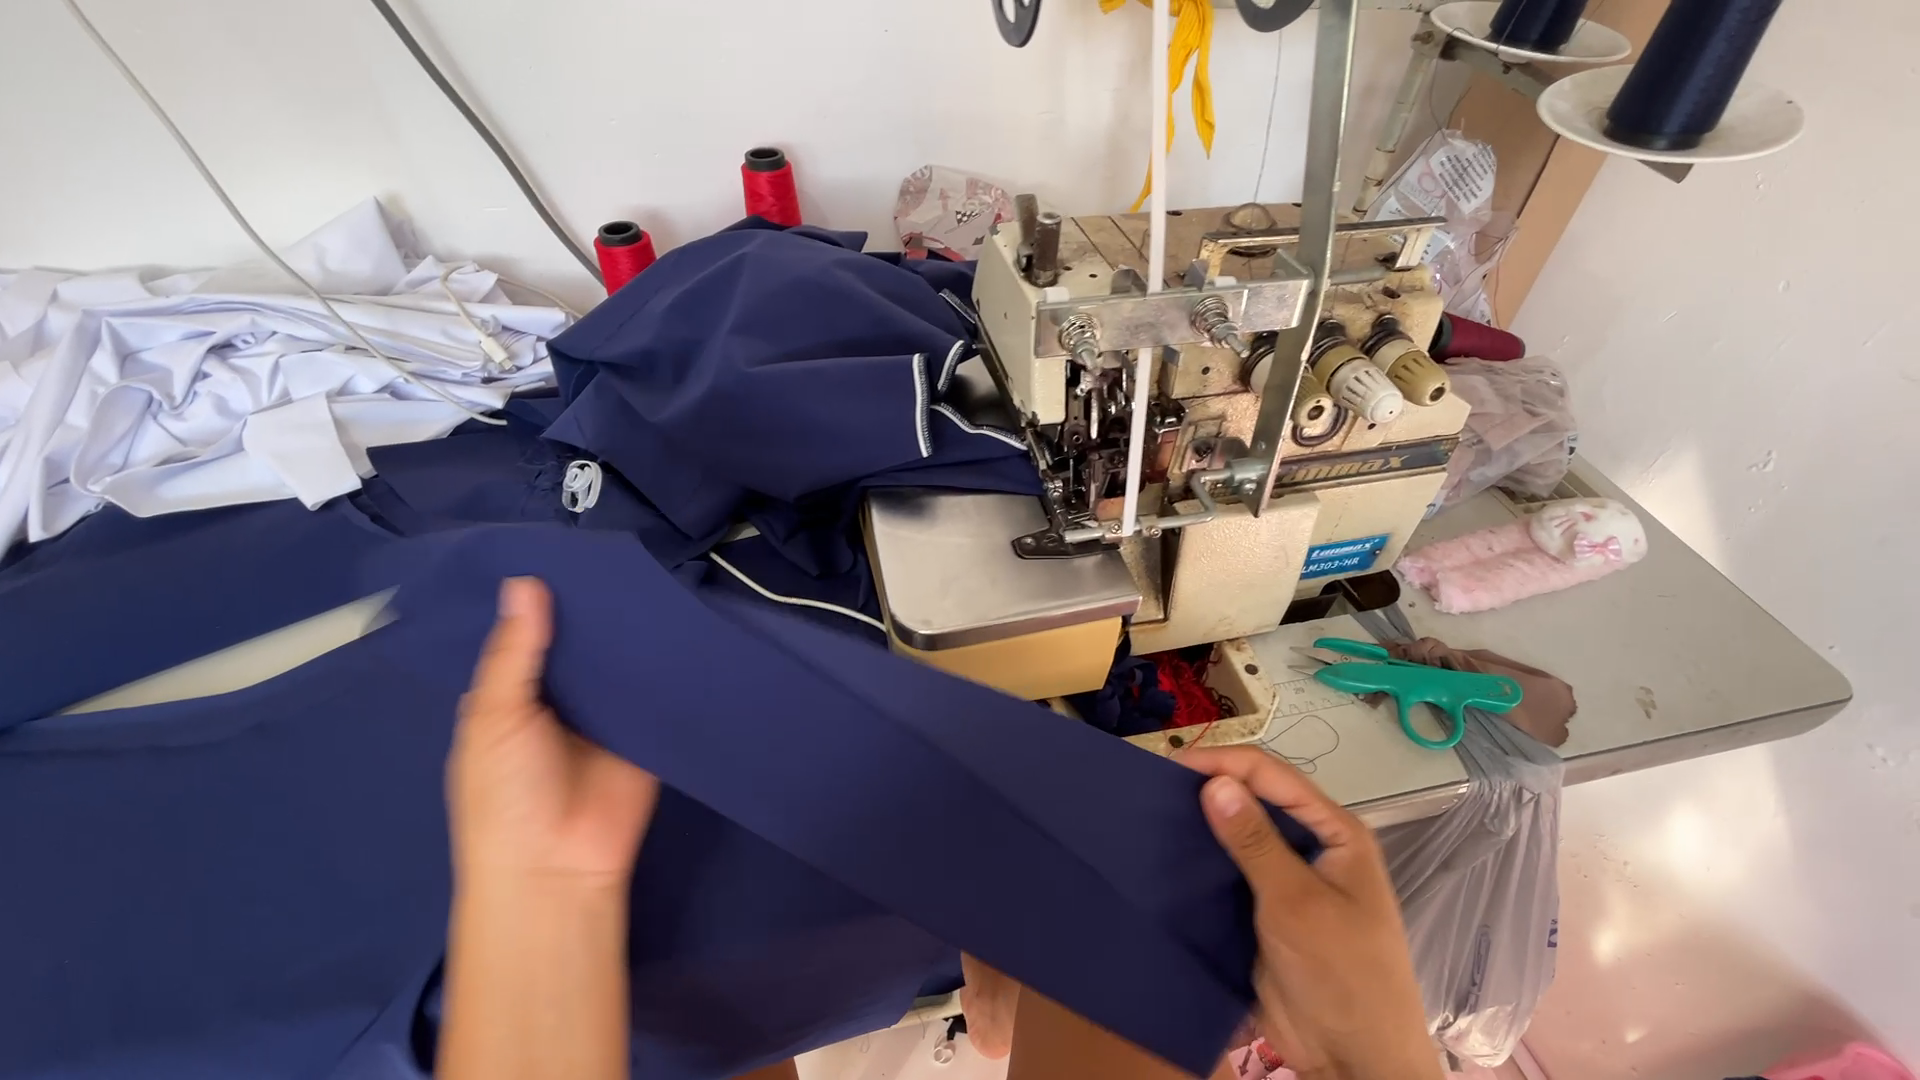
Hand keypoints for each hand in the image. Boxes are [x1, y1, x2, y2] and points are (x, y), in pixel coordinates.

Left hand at [448, 577, 659, 890]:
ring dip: (632, 632)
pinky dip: (666, 663)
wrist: (560, 864)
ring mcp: (607, 712)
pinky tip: (681, 623)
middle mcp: (561, 697)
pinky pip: (656, 689)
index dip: (541, 600)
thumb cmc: (506, 792)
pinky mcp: (647, 727)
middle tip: (622, 554)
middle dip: (595, 610)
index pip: (527, 635)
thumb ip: (514, 654)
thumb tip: (526, 582)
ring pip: (619, 661)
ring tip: (655, 575)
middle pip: (579, 644)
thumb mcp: (495, 718)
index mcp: (513, 694)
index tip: (566, 551)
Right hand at [1180, 748, 1439, 1079]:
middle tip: (1154, 788)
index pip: (1271, 775)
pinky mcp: (1262, 907)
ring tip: (1151, 814)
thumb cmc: (1341, 974)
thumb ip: (1254, 841)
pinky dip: (1199, 858)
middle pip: (1254, 797)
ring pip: (1236, 832)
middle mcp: (1310, 844)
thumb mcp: (1296, 903)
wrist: (1354, 1061)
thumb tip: (1213, 782)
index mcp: (1334, 831)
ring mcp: (1285, 877)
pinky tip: (1166, 854)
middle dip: (1208, 786)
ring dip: (1200, 822)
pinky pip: (1226, 870)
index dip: (1222, 762)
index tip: (1171, 766)